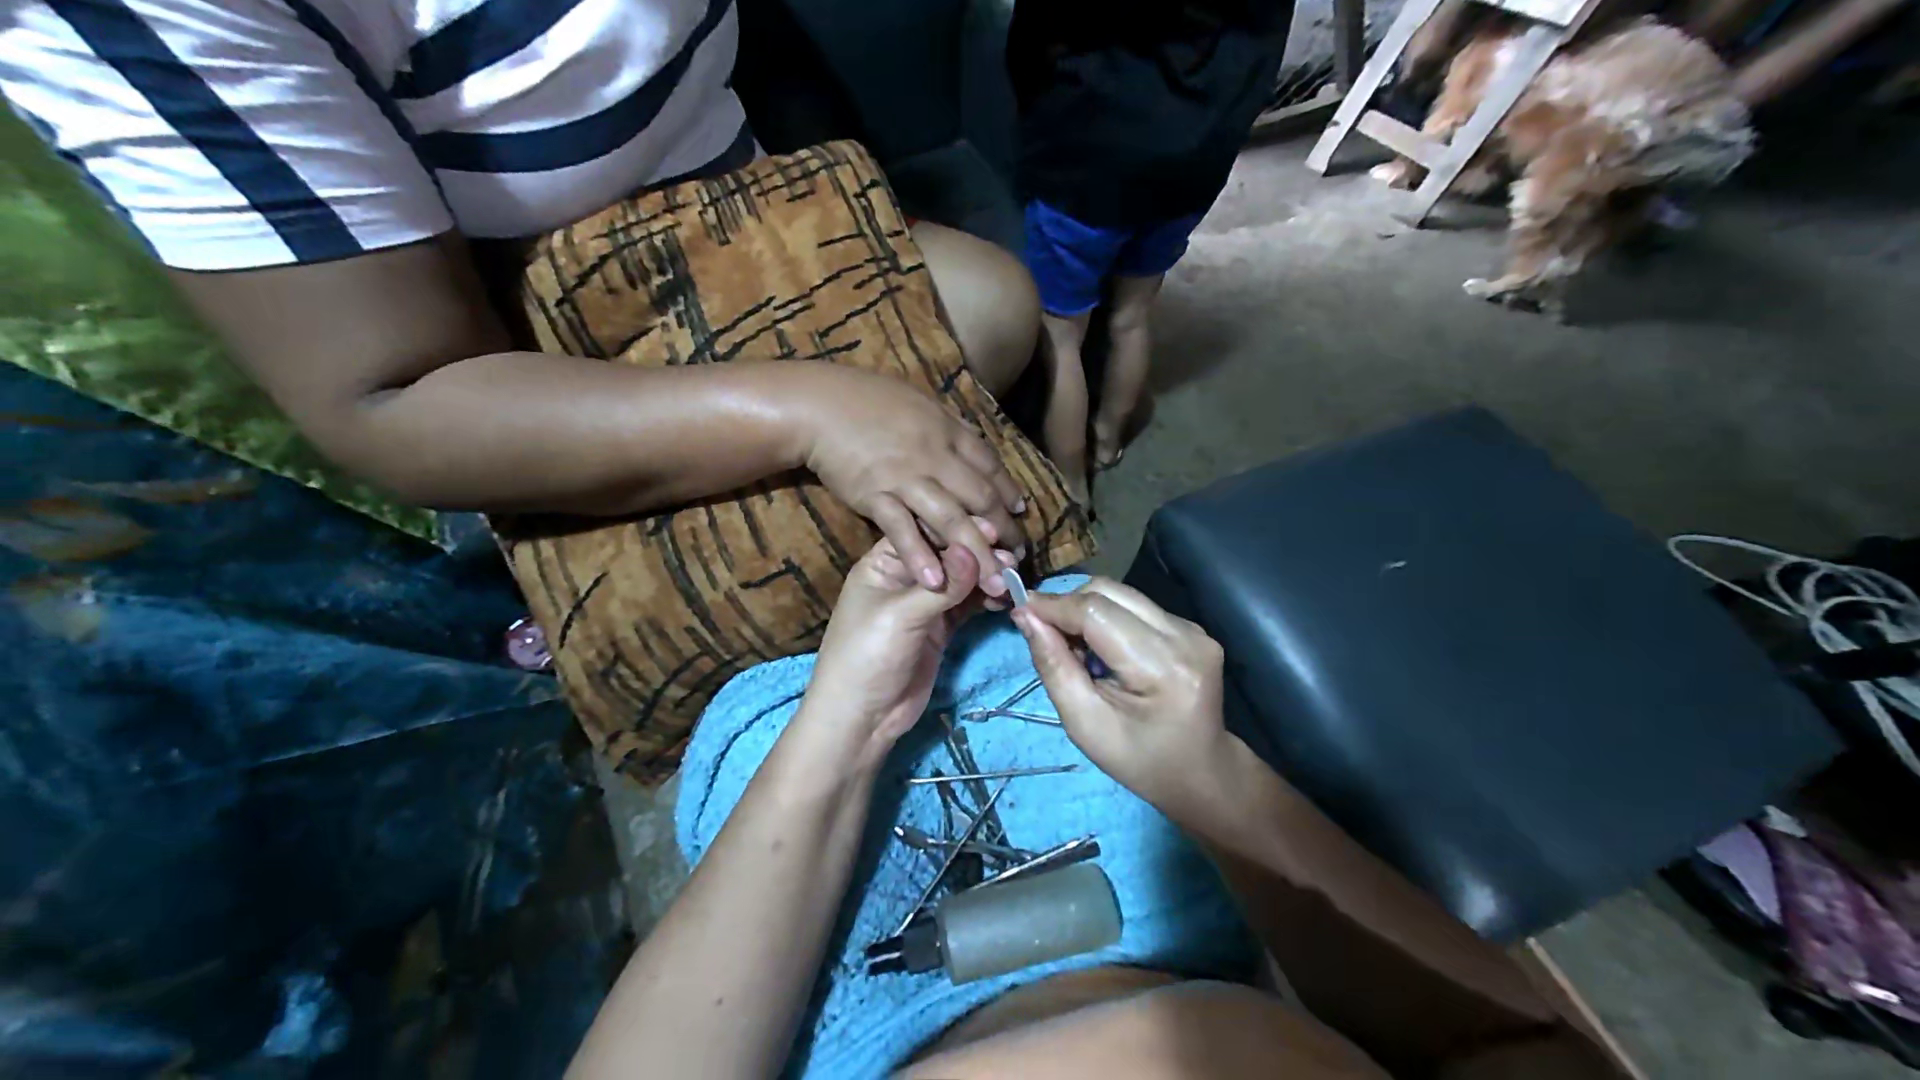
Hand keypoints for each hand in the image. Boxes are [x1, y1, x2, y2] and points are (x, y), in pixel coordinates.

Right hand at [797, 367, 1025, 595]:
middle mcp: (936, 458)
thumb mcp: (919, 403)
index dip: (1009, 493)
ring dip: (976, 554)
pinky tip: (936, 582)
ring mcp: (906, 479)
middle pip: (980, 498)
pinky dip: (920, 555)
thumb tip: (972, 443)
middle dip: (1004, 532)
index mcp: (949, 432)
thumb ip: (947, 427)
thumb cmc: (867, 400)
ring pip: (950, 520)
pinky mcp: (876, 497)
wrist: (818, 406)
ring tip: (993, 585)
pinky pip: (903, 530)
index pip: (991, 466)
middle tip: (1017, 560)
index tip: (1021, 514)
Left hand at [802, 526, 1015, 765]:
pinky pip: (967, 605)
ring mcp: (924, 603)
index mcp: (883, 563)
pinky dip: (986, 600)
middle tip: (1009, 561)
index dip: (957, 530)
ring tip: (1010, 580)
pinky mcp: (939, 628)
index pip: (924, 532)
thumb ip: (942, 585)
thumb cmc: (867, 657)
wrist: (861, 719)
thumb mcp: (900, 615)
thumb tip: (976, 549)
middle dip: (978, 554)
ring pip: (962, 579)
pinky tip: (1004, 600)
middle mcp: (904, 576)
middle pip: (947, 553)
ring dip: (986, 577)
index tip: (991, 533)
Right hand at [1011, 578, 1238, 818]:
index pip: (1096, 613)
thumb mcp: (1084, 724)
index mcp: (1163, 668)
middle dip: (1068, 605)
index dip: (1053, 606)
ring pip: (1121, 594)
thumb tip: (1025, 616)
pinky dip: (1108, 617)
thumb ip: (1054, 666)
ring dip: (1087, 610)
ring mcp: (1193, 629)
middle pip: (1109, 592)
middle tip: (1045, 634)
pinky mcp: (1192, 627)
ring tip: (1076, 648)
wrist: (1201, 774)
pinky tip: (1104, 650)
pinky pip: (1136, 606)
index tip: (1018, 609)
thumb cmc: (1139, 760)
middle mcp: (1185, 637)